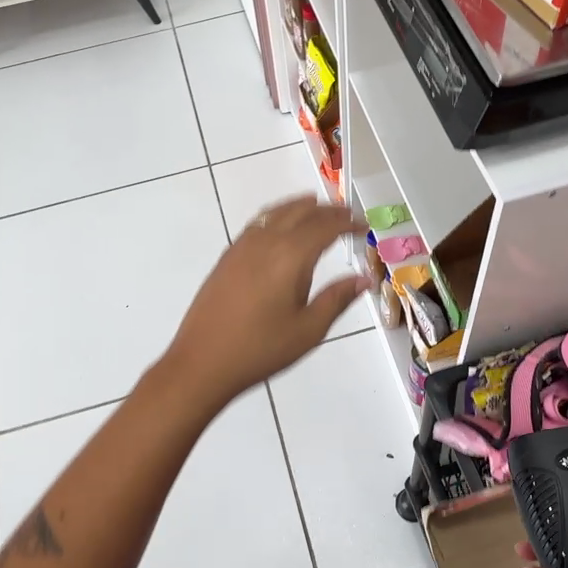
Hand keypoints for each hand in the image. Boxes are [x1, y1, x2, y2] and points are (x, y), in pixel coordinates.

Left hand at [154, 197, 370, 409]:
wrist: (203, 361)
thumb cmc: (261, 349)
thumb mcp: (308, 329)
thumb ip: (337, 299)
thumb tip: (364, 279)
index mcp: (290, 256)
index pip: (325, 227)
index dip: (346, 223)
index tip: (363, 224)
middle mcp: (266, 242)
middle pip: (300, 213)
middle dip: (326, 210)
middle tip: (346, 212)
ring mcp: (242, 247)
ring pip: (275, 213)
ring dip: (299, 207)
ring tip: (316, 206)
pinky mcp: (227, 257)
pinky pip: (257, 224)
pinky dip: (276, 216)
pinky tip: (279, 228)